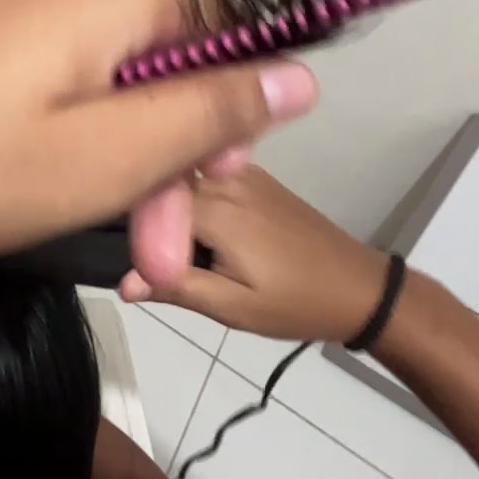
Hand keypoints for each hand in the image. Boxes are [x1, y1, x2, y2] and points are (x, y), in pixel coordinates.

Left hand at [0, 0, 316, 261]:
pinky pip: (13, 42)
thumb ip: (207, 114)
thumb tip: (296, 74)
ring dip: (87, 129)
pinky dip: (27, 99)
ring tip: (52, 206)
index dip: (221, 120)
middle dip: (149, 144)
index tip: (189, 199)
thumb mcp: (96, 161)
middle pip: (141, 47)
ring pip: (74, 50)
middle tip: (133, 243)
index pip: (217, 32)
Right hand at [123, 166, 386, 343]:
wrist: (359, 287)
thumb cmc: (295, 303)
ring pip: (180, 170)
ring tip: (161, 231)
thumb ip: (176, 287)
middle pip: (162, 177)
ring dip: (166, 194)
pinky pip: (203, 170)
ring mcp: (238, 171)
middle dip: (143, 204)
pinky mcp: (250, 173)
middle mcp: (222, 177)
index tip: (119, 242)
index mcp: (215, 209)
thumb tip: (122, 282)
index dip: (128, 220)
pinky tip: (191, 217)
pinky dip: (187, 187)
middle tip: (138, 242)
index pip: (146, 198)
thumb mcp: (234, 308)